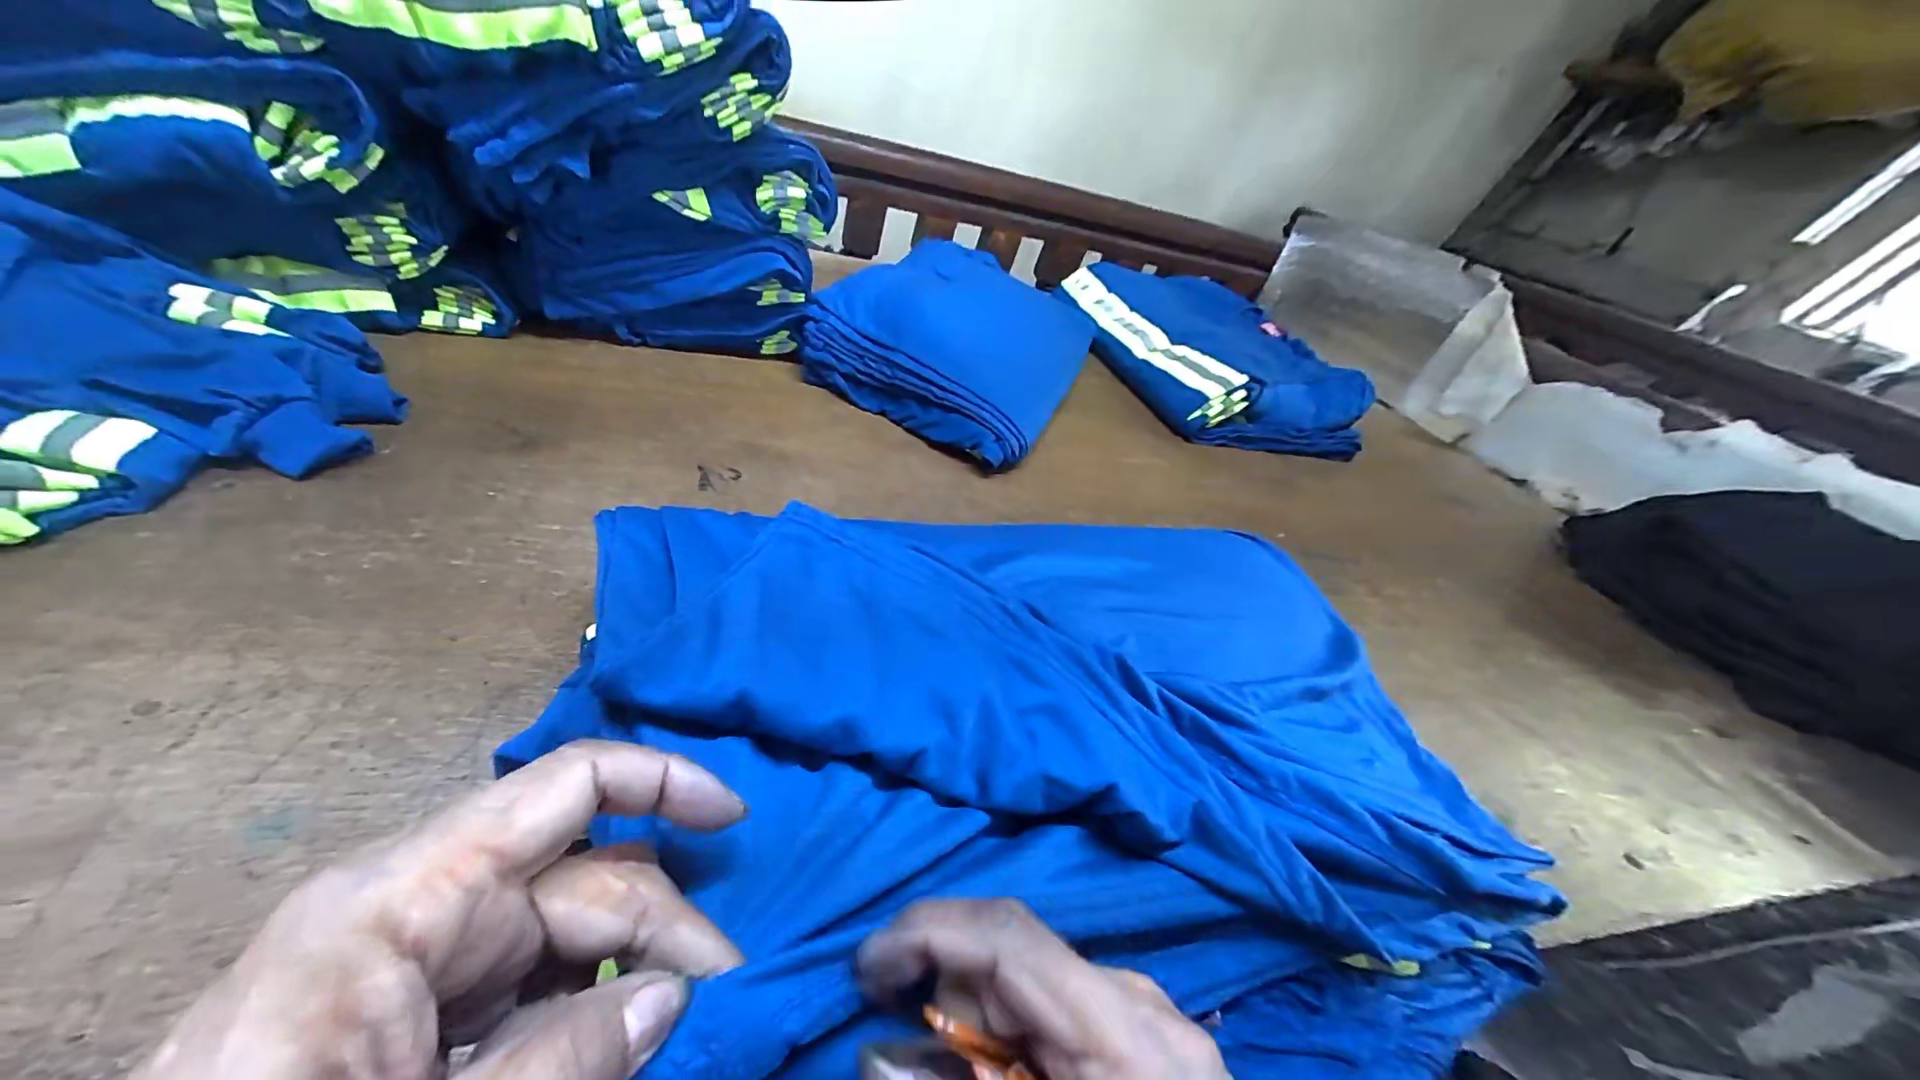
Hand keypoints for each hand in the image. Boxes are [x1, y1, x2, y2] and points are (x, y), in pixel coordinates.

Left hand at [133, 740, 747, 1079]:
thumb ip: (556, 1060)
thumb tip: (675, 996)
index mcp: (407, 896)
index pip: (565, 786)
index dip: (661, 781)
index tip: (734, 815)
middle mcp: (429, 909)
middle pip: (589, 879)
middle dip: (667, 927)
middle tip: (729, 991)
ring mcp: (432, 966)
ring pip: (576, 939)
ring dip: (640, 974)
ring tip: (693, 1019)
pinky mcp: (431, 1018)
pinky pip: (542, 991)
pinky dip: (595, 1012)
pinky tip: (631, 1041)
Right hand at [857, 899, 1230, 1079]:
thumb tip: (876, 1055)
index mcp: (1127, 1037)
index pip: (1008, 935)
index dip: (923, 933)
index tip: (863, 969)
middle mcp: (1140, 1003)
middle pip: (1014, 950)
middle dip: (946, 991)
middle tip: (917, 1058)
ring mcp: (1149, 1014)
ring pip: (1033, 975)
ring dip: (977, 1017)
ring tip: (968, 1071)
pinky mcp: (1146, 1035)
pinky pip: (1057, 1005)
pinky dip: (1011, 1030)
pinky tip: (1001, 1069)